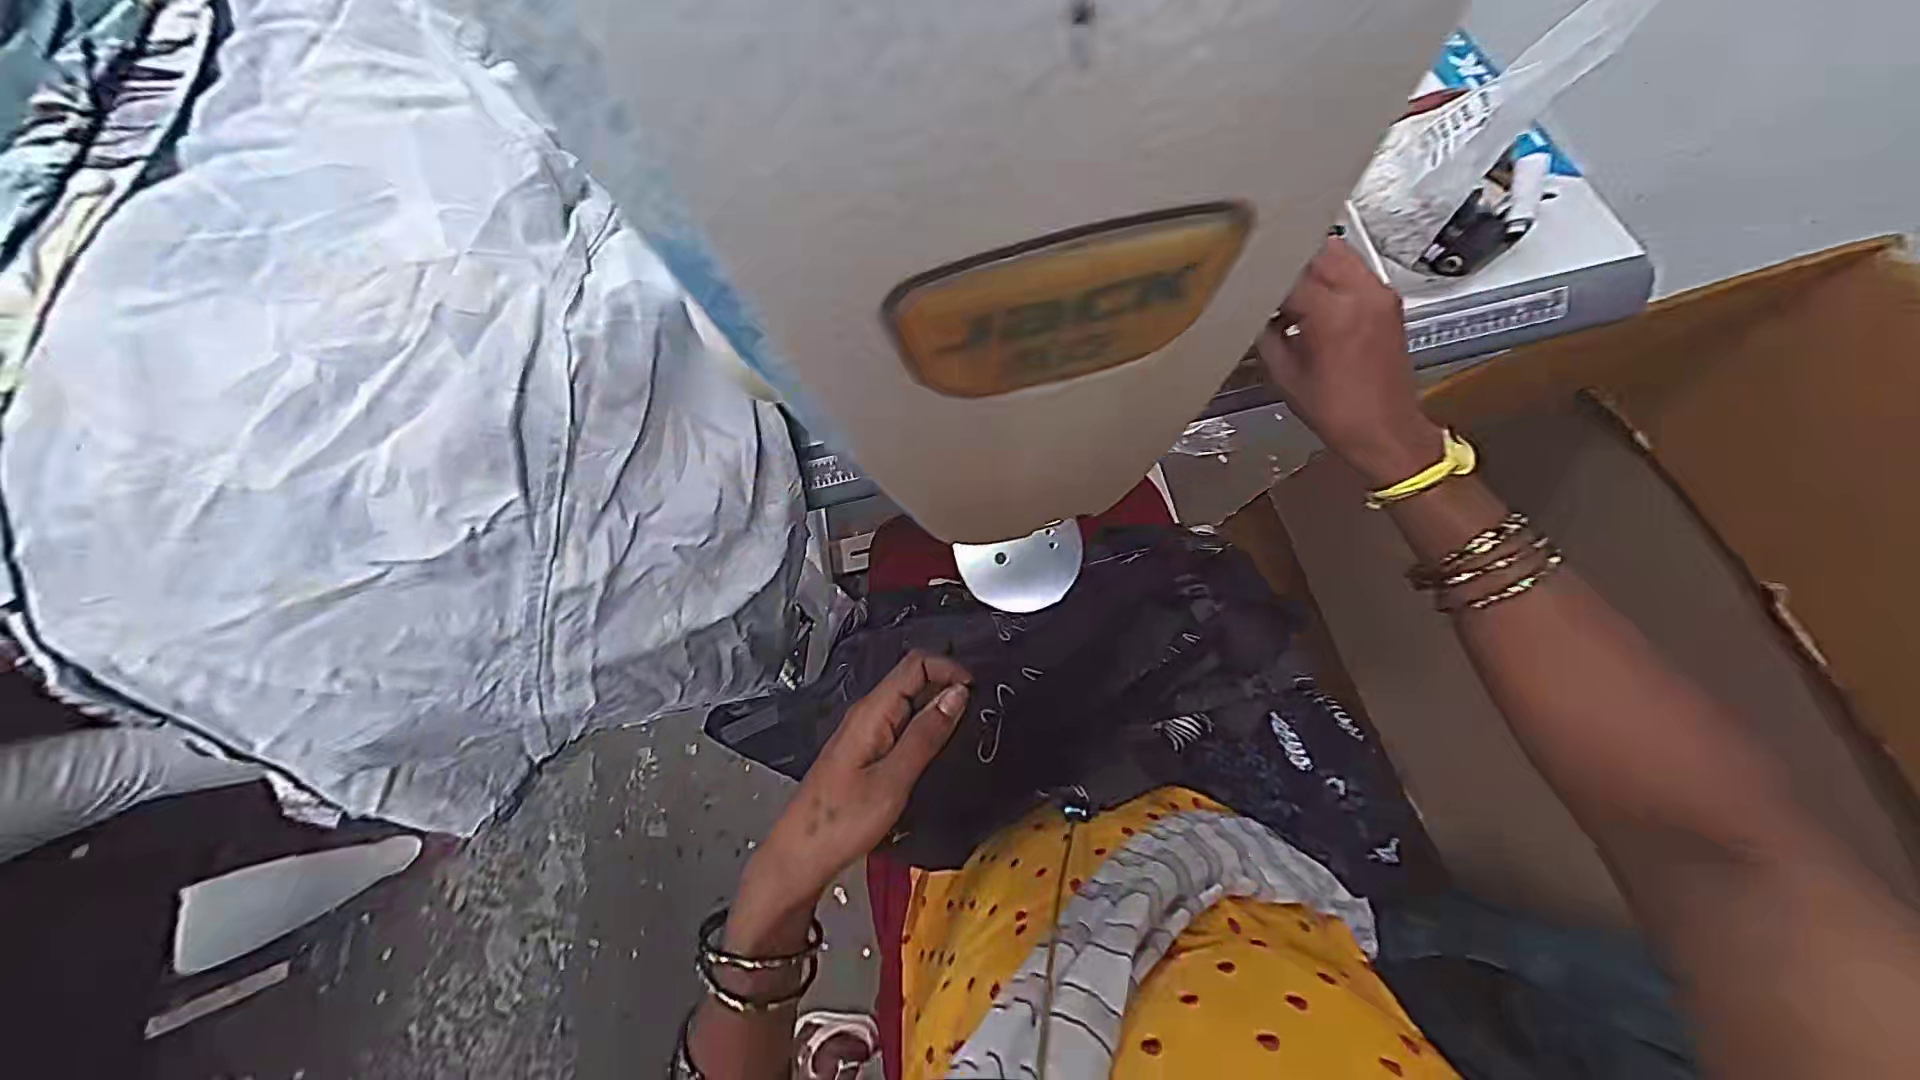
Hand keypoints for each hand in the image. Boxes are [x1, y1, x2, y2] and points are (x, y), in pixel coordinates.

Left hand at [727, 650, 970, 951]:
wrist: (799, 857)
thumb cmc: (839, 824)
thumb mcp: (893, 781)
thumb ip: (926, 735)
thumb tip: (957, 695)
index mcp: (871, 712)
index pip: (916, 664)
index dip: (950, 668)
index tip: (976, 692)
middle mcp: (866, 713)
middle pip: (913, 678)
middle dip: (948, 685)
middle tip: (976, 713)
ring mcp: (864, 731)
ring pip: (909, 701)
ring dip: (938, 708)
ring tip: (962, 731)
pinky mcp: (865, 749)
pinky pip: (901, 723)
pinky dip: (924, 727)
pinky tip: (936, 750)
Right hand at [1257, 237, 1445, 487]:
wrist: (1385, 429)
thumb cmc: (1338, 412)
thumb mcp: (1285, 376)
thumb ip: (1266, 337)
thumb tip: (1253, 318)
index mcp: (1333, 313)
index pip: (1288, 275)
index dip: (1260, 280)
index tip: (1241, 285)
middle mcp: (1362, 294)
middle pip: (1316, 251)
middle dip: (1286, 263)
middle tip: (1262, 281)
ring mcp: (1380, 295)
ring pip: (1338, 254)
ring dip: (1309, 267)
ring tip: (1285, 293)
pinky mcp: (1388, 303)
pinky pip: (1353, 272)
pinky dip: (1329, 279)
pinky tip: (1310, 306)